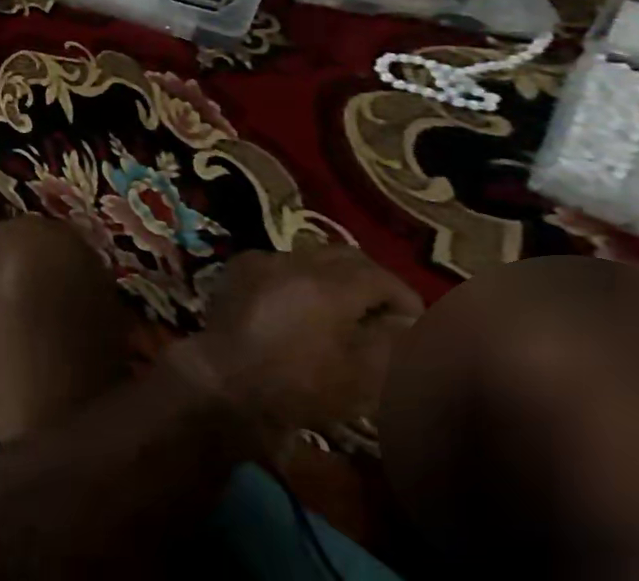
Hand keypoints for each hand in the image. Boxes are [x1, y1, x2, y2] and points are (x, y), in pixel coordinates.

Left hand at [178, 245, 422, 437]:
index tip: (414, 323)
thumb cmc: (299, 382)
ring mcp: (258, 262)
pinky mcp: (235, 271)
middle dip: (371, 281)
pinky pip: (278, 263)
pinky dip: (298, 278)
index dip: (405, 299)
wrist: (224, 377)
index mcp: (326, 285)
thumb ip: (393, 340)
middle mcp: (290, 262)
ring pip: (309, 257)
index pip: (380, 276)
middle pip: (344, 257)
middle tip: (384, 313)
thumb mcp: (364, 373)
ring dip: (334, 277)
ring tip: (345, 311)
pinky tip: (302, 307)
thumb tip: (404, 320)